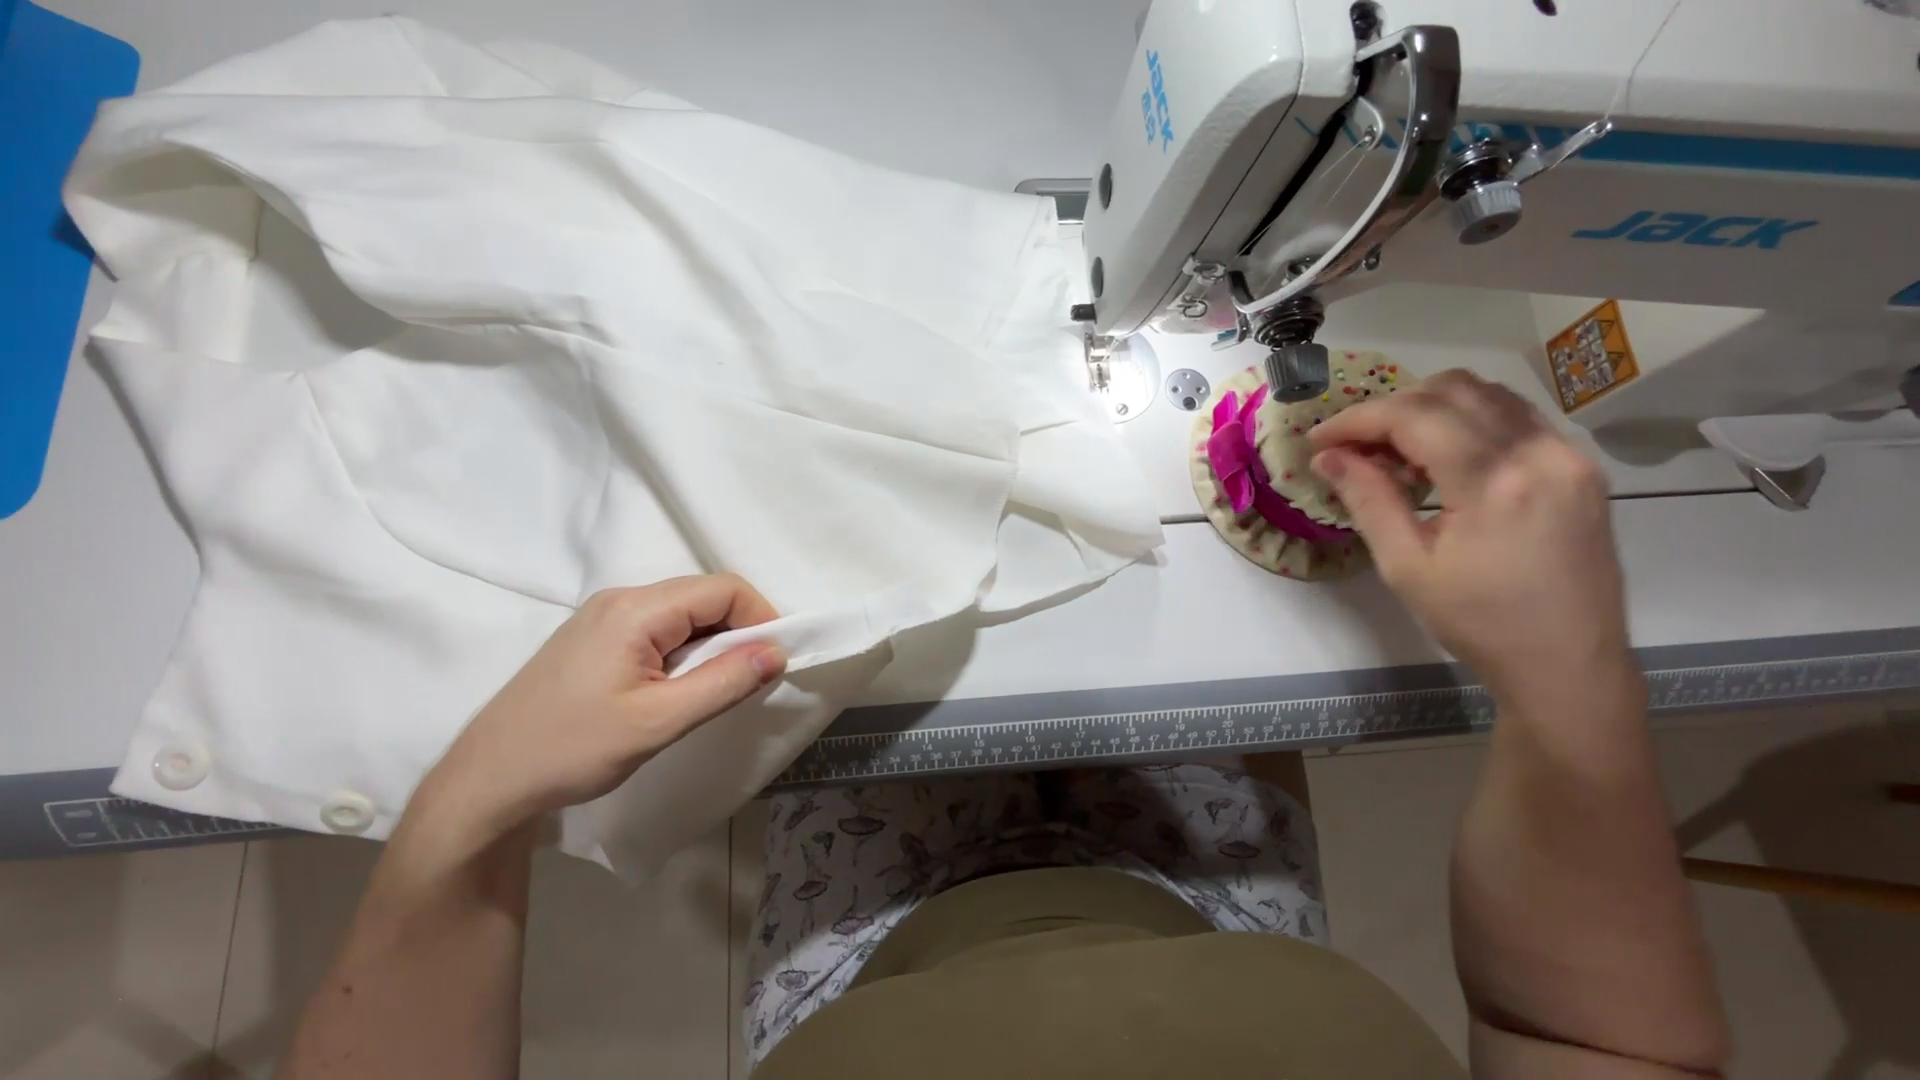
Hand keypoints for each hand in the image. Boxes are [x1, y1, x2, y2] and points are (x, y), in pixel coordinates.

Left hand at [417, 576, 786, 837]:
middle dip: (739, 631)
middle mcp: (620, 599)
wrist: (489, 780)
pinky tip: (680, 689)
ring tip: (716, 690)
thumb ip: (724, 683)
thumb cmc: (574, 749)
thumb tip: (778, 652)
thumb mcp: (659, 722)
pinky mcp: (596, 638)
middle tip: (751, 680)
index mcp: (635, 610)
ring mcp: (603, 616)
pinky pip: (659, 629)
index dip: (760, 617)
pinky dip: (685, 652)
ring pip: (682, 614)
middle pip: (702, 596)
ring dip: (712, 644)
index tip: (776, 662)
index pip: (722, 589)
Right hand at [1309, 370, 1632, 699]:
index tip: (1318, 440)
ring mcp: (1568, 454)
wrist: (1567, 662)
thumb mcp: (1407, 567)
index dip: (1357, 419)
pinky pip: (1516, 416)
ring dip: (1430, 407)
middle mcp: (1538, 451)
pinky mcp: (1580, 465)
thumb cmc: (1479, 623)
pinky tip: (1444, 456)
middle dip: (1390, 407)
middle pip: (1450, 390)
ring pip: (1487, 394)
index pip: (1413, 416)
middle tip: (1353, 445)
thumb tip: (1327, 457)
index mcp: (1493, 481)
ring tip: (1394, 449)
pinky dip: (1469, 420)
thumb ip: (1368, 500)